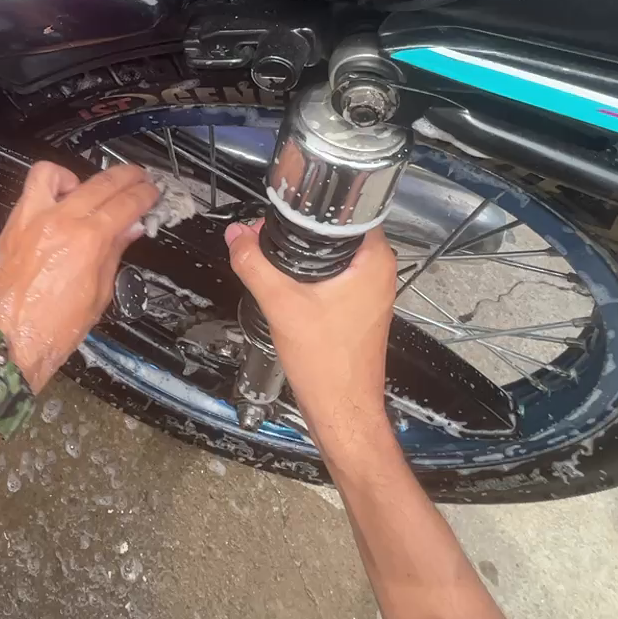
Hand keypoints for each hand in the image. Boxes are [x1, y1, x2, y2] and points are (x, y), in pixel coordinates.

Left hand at [0, 162, 159, 391]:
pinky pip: (30, 190)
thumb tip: (129, 229)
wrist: (10, 340)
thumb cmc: (53, 328)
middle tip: (137, 179)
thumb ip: (114, 252)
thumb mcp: (99, 293)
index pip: (124, 204)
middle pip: (100, 183)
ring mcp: (32, 220)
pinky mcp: (13, 225)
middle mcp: (59, 223)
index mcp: (87, 241)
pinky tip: (59, 202)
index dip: (143, 195)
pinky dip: (48, 188)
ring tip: (88, 189)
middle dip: (125, 177)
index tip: (151, 192)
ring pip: (54, 173)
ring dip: (78, 175)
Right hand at [226, 222, 397, 438]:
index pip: (344, 212)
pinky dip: (309, 274)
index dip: (308, 209)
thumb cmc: (326, 362)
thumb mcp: (280, 303)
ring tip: (270, 258)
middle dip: (298, 232)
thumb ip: (254, 263)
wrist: (341, 409)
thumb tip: (237, 235)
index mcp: (374, 261)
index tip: (279, 212)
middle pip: (334, 232)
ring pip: (332, 256)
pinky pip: (332, 276)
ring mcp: (371, 292)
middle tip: (265, 237)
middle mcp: (380, 272)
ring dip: (302, 255)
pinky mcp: (358, 308)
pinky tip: (285, 284)